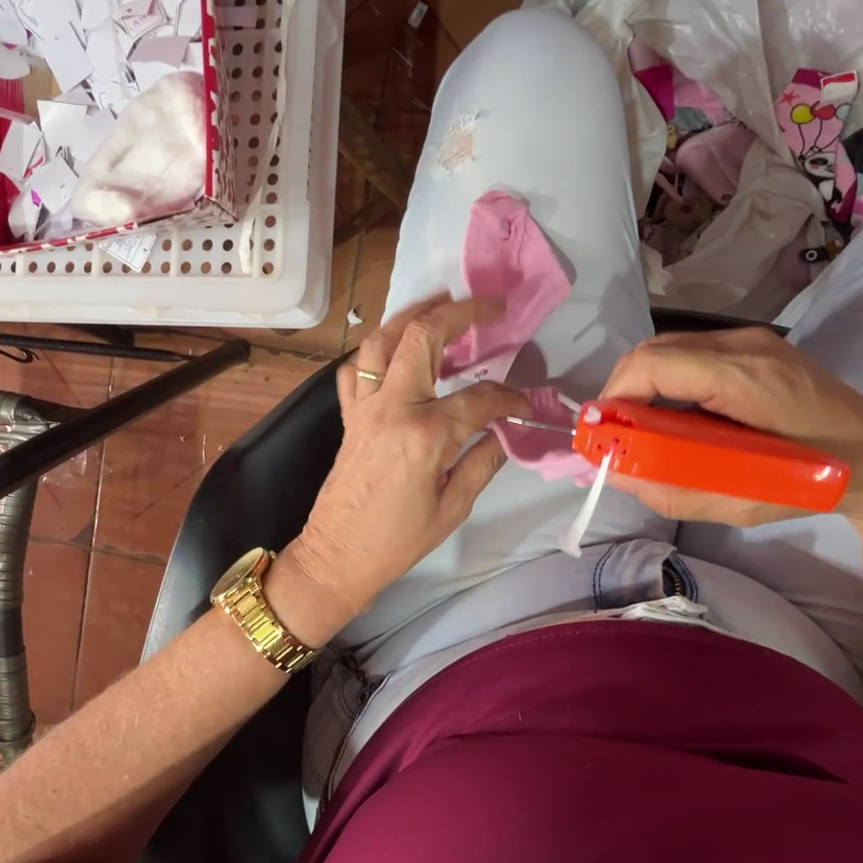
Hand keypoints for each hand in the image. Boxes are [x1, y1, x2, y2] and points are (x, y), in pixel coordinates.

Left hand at [280, 297, 530, 625]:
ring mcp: (364, 407)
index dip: (510, 397)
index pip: (480, 398)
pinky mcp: (348, 416)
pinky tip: (394, 351)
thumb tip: (503, 432)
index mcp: (425, 434)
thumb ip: (482, 462)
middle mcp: (392, 407)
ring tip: (440, 305)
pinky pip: (355, 369)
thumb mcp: (453, 507)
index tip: (525, 404)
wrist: (337, 557)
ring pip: (381, 340)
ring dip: (412, 316)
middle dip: (459, 313)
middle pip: (422, 337)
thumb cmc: (398, 541)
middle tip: (487, 308)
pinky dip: (374, 351)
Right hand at [597, 329, 862, 525]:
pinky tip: (673, 415)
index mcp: (746, 379)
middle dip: (622, 391)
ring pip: (668, 347)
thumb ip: (673, 490)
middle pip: (653, 350)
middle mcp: (745, 345)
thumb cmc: (814, 483)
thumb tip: (617, 474)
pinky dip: (665, 380)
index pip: (655, 364)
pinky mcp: (754, 345)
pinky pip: (689, 352)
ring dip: (642, 385)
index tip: (603, 435)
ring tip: (641, 429)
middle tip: (616, 436)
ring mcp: (751, 340)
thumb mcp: (741, 503)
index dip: (616, 396)